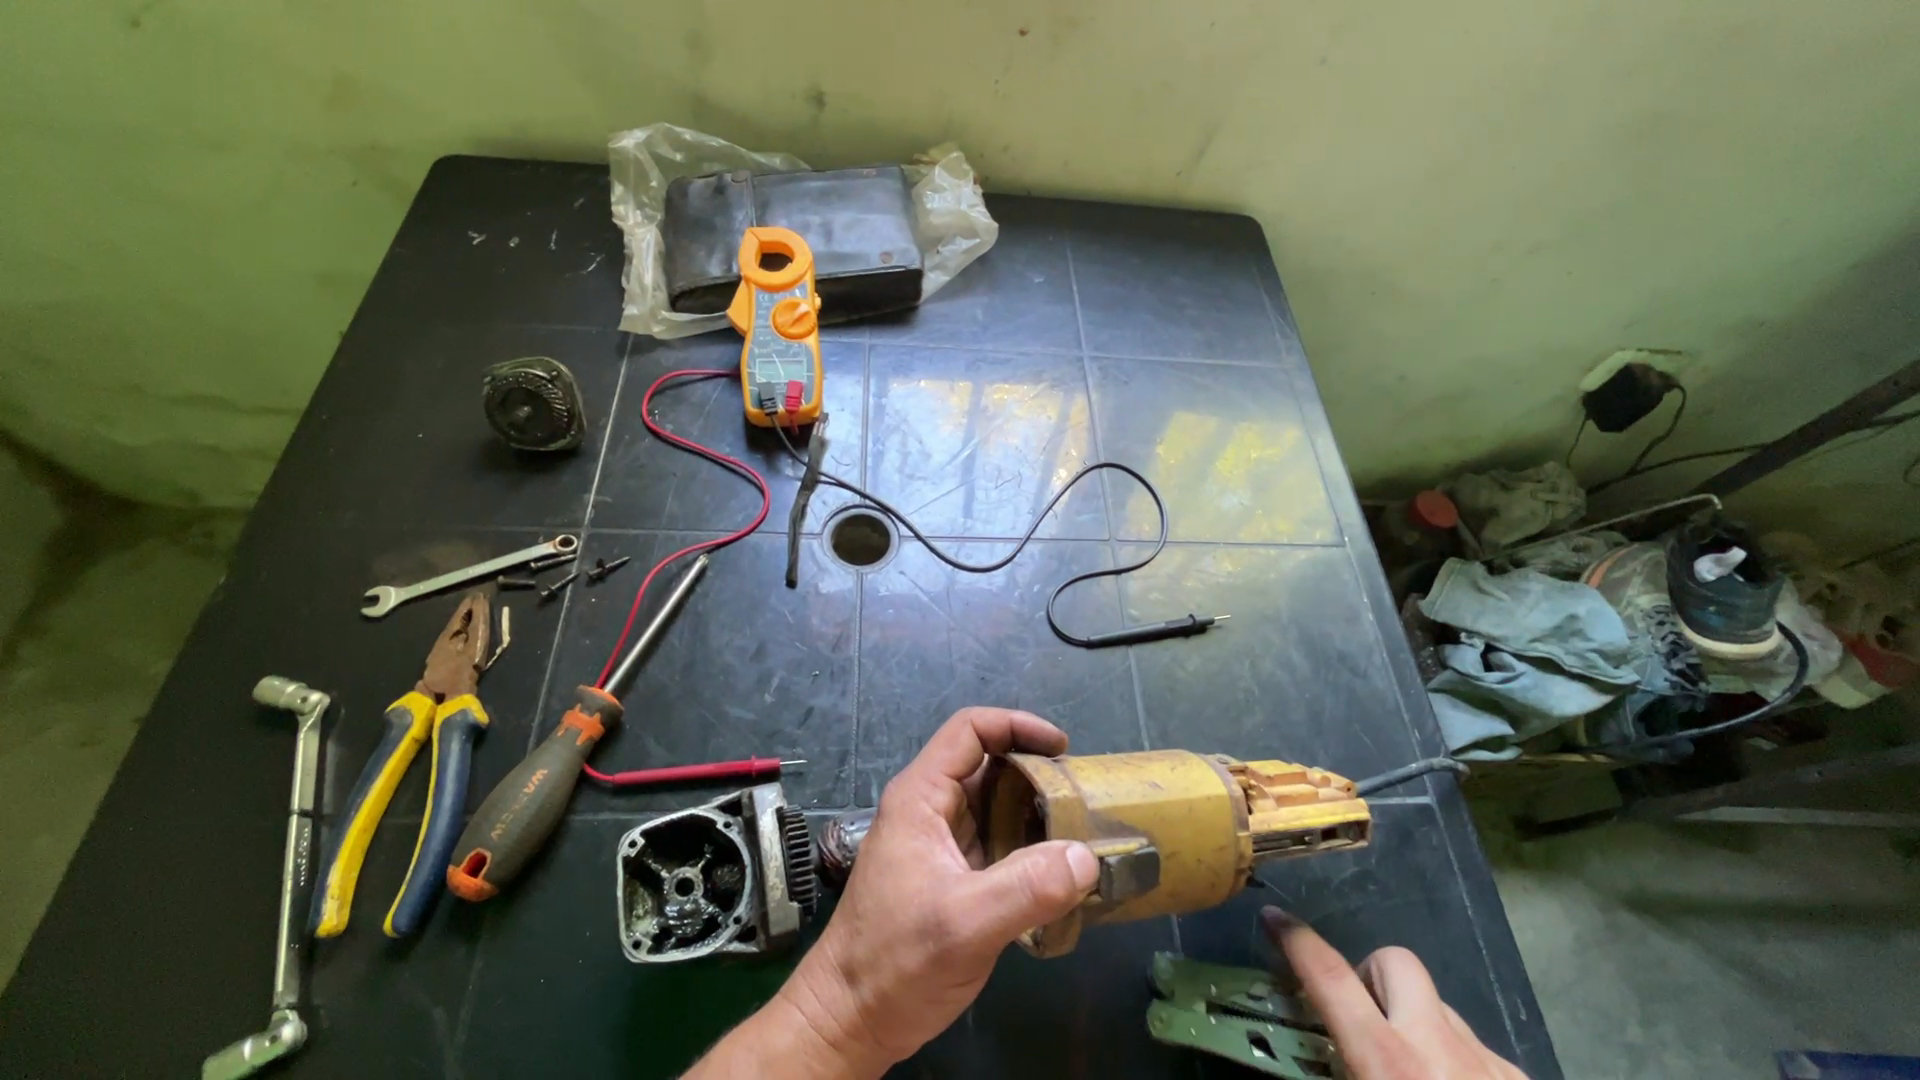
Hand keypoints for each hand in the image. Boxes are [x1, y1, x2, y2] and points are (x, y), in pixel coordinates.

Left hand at [779, 708, 1099, 1072]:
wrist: (850, 1020)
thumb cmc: (894, 961)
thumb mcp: (965, 922)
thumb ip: (1028, 887)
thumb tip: (1087, 857)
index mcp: (921, 797)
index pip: (970, 730)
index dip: (1017, 725)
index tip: (1063, 749)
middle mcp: (930, 810)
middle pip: (988, 765)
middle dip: (1036, 774)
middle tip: (1082, 800)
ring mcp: (939, 844)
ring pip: (995, 806)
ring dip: (1036, 813)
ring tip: (1082, 834)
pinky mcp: (951, 877)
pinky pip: (997, 844)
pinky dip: (1029, 848)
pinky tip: (1060, 872)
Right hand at [1263, 907, 1527, 1078]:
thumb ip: (1332, 1076)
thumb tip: (1314, 1062)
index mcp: (1388, 1064)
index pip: (1330, 977)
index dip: (1296, 940)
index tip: (1273, 918)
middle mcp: (1440, 1048)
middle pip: (1394, 962)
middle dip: (1369, 977)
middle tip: (1359, 1020)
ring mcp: (1491, 1065)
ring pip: (1439, 1007)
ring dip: (1414, 1022)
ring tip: (1411, 1078)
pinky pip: (1476, 1050)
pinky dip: (1454, 1061)